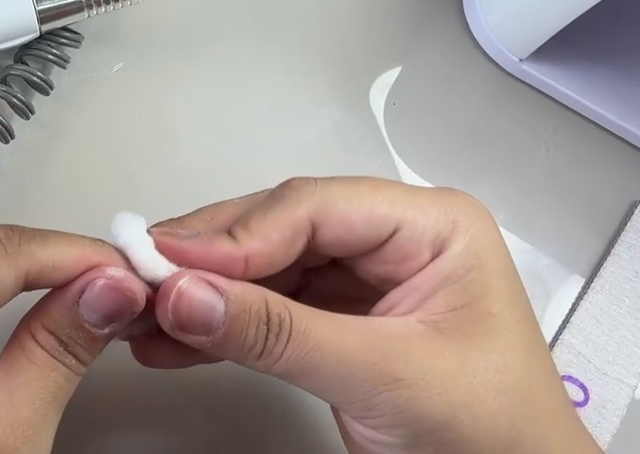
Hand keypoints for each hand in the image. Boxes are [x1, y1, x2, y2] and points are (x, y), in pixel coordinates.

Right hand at [131, 177, 596, 453]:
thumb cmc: (499, 444)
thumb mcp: (387, 380)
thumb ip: (278, 334)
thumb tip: (181, 295)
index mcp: (425, 224)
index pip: (309, 209)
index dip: (235, 233)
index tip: (169, 259)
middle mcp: (380, 235)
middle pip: (269, 228)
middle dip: (205, 261)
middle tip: (141, 275)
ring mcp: (348, 272)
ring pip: (250, 263)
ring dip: (196, 292)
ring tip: (141, 308)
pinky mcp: (322, 311)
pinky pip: (253, 303)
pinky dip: (210, 323)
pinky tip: (165, 338)